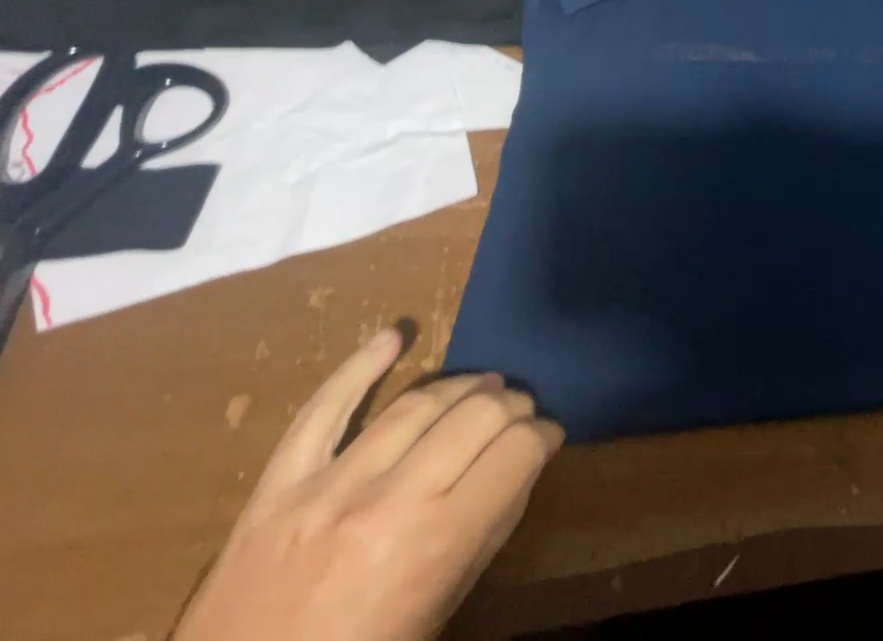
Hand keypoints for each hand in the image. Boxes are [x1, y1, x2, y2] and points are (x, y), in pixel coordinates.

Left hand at [175, 329, 564, 640]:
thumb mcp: (445, 604)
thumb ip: (487, 528)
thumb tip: (519, 466)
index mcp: (438, 539)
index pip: (519, 450)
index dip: (545, 436)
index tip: (547, 440)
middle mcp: (389, 500)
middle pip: (478, 414)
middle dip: (515, 405)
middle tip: (522, 414)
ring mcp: (328, 486)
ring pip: (417, 403)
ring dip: (464, 386)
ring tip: (485, 386)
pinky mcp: (277, 485)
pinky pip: (323, 410)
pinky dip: (360, 366)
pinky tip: (395, 336)